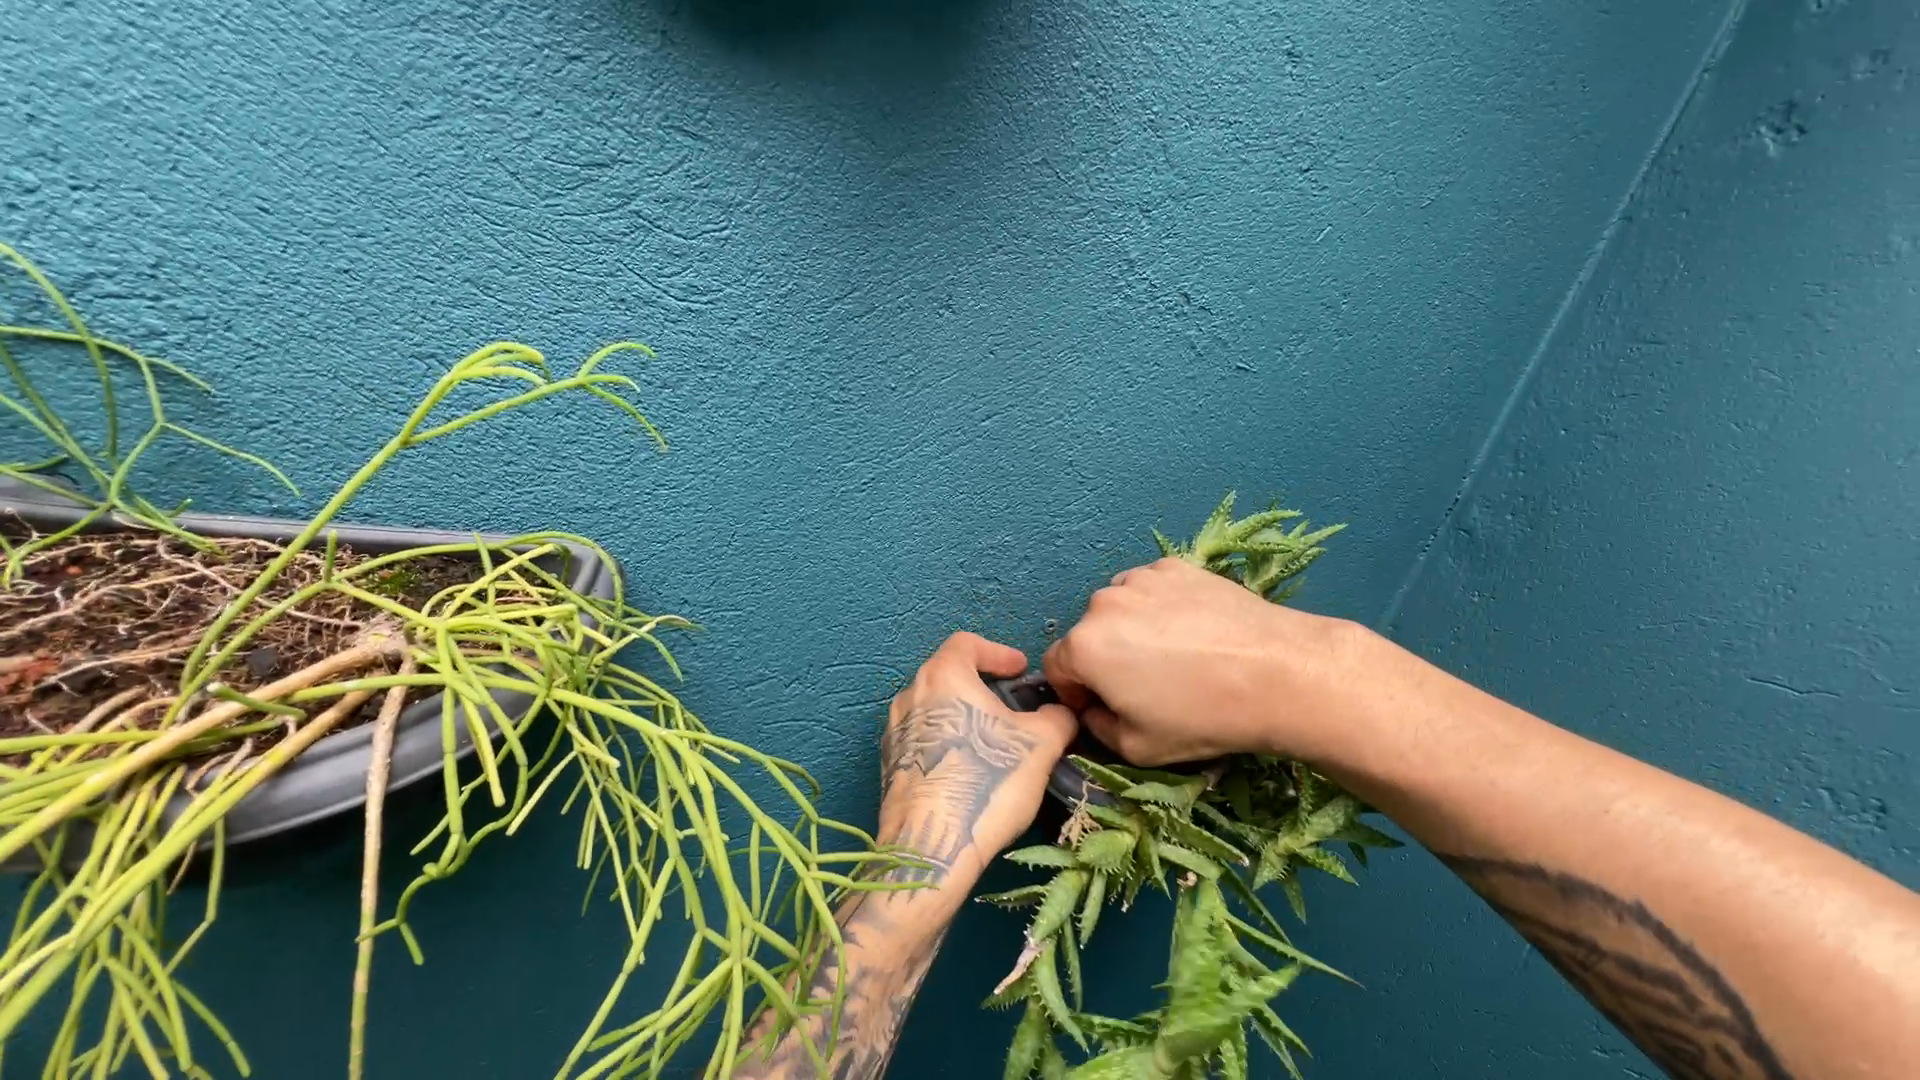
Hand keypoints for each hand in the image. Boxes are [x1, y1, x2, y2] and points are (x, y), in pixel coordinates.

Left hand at [879, 633, 1075, 885]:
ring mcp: (894, 730)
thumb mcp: (1041, 744)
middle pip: (948, 674)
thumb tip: (1060, 714)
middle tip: (1010, 706)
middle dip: (981, 685)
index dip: (998, 652)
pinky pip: (922, 738)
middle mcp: (911, 694)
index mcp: (943, 674)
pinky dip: (947, 741)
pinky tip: (969, 768)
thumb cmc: (988, 779)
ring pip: (934, 708)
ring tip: (992, 740)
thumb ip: (1056, 717)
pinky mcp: (889, 764)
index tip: (1020, 670)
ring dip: (963, 715)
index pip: (968, 643)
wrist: (932, 843)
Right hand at [1042, 557, 1375, 766]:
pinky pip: (1151, 590)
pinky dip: (1160, 608)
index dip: (1074, 692)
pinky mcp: (1175, 566)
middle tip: (1146, 685)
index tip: (1103, 707)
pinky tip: (1194, 631)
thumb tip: (1093, 708)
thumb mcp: (1136, 749)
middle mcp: (1102, 602)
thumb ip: (1096, 727)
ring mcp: (1140, 578)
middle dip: (1105, 660)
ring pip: (1119, 609)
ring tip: (1174, 656)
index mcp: (1084, 646)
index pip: (1055, 667)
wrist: (1279, 673)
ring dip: (1131, 630)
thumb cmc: (1202, 716)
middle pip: (1088, 635)